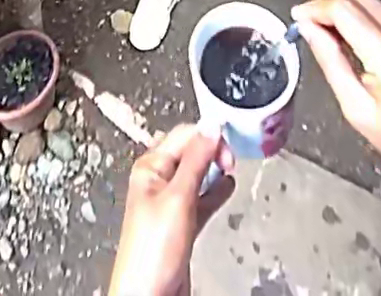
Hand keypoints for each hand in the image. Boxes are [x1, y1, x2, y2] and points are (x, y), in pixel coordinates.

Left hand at [108, 124, 235, 295]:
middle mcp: (158, 181)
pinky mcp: (181, 224)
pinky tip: (226, 188)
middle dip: (211, 150)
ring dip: (214, 169)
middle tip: (230, 159)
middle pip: (190, 152)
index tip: (228, 145)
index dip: (207, 137)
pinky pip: (201, 198)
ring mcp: (170, 203)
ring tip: (230, 166)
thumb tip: (211, 126)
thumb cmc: (151, 253)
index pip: (184, 135)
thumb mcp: (178, 197)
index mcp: (151, 167)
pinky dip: (214, 191)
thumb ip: (196, 160)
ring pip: (197, 175)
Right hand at [292, 0, 380, 186]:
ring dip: (339, 6)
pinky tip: (349, 33)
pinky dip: (357, 12)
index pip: (343, 10)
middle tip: (307, 21)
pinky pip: (379, 7)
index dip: (314, 9)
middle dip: (323, 2)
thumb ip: (330, 62)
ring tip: (325, 30)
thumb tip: (308, 29)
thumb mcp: (358, 110)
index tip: (297, 17)